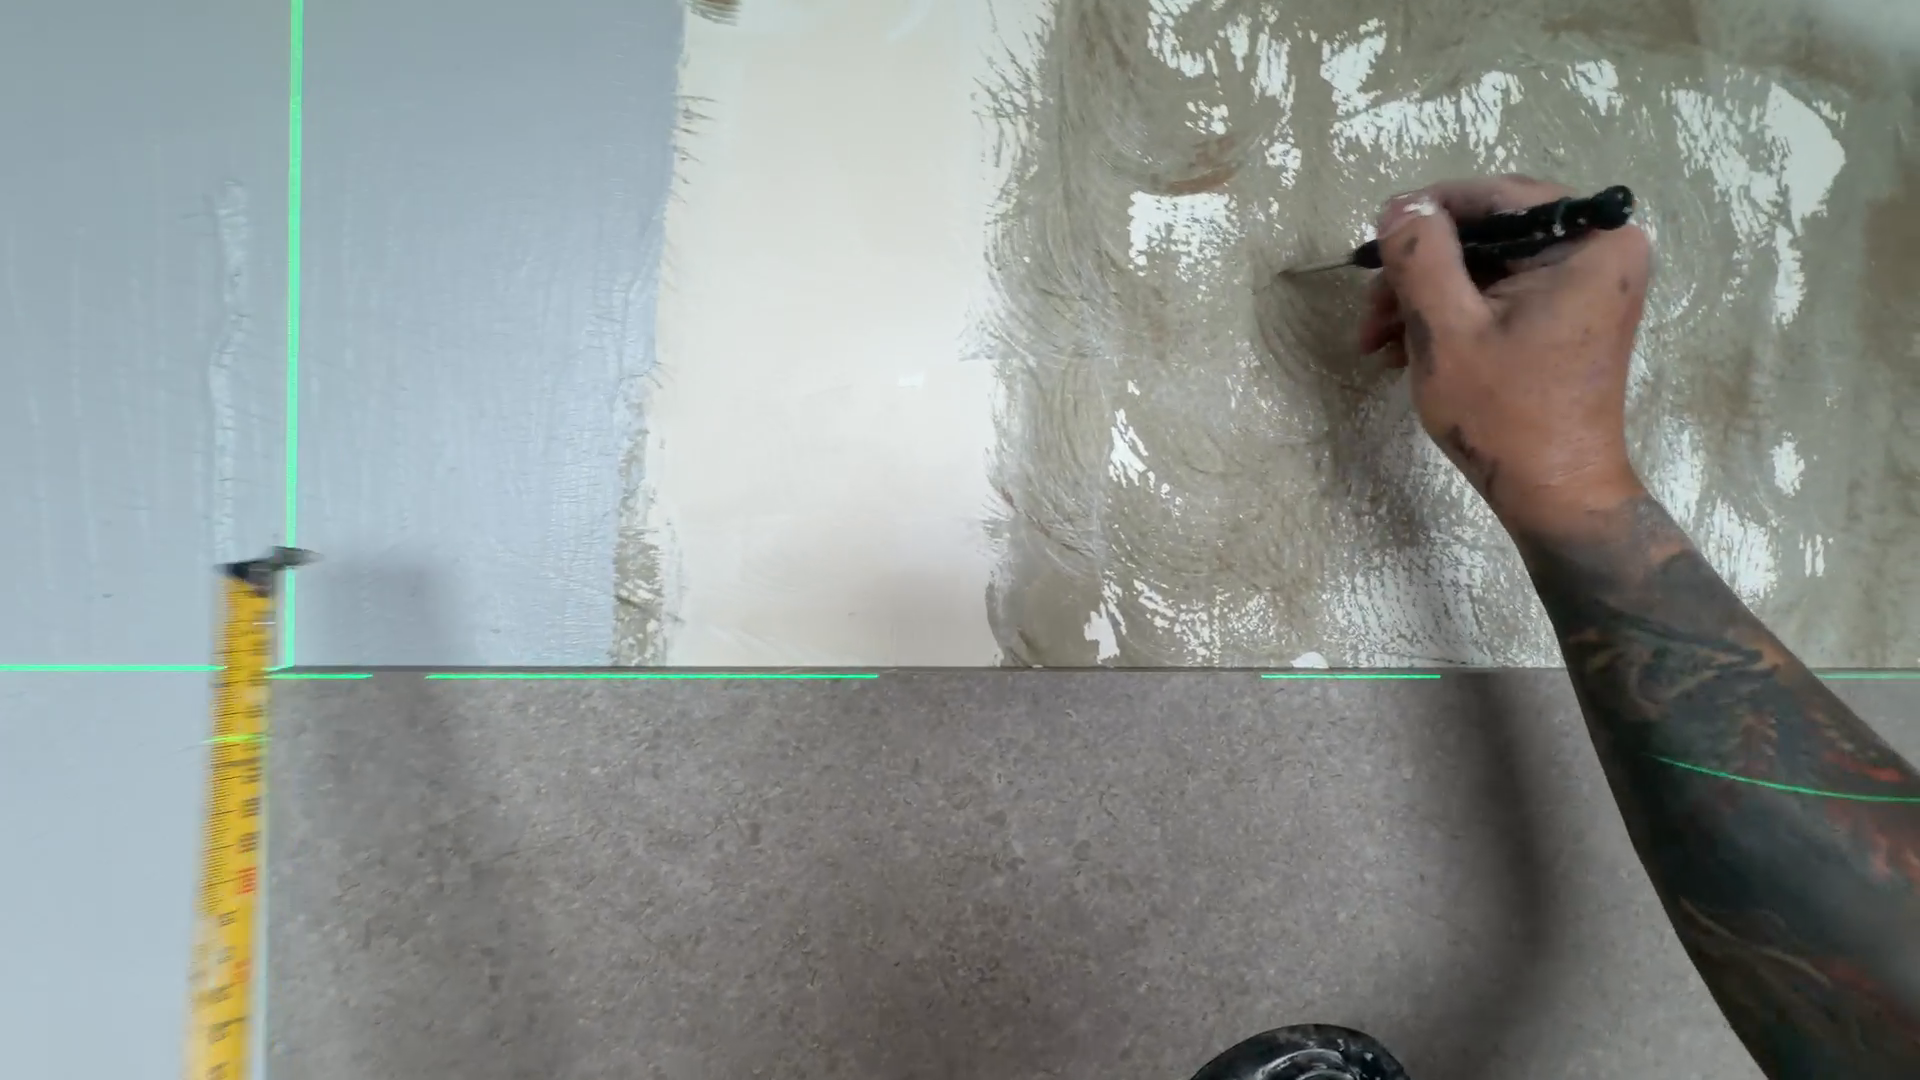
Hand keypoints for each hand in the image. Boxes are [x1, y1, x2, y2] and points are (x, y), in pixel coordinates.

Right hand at [1356, 175, 1652, 537]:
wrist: (1549, 485)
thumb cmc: (1501, 411)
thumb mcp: (1445, 331)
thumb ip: (1420, 259)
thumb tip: (1398, 207)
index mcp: (1587, 242)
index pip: (1494, 198)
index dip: (1424, 217)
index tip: (1370, 249)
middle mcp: (1598, 251)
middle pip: (1485, 237)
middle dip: (1416, 274)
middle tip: (1368, 316)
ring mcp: (1583, 286)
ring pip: (1482, 270)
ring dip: (1421, 302)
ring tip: (1376, 345)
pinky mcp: (1565, 317)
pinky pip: (1495, 297)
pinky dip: (1447, 318)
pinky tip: (1406, 351)